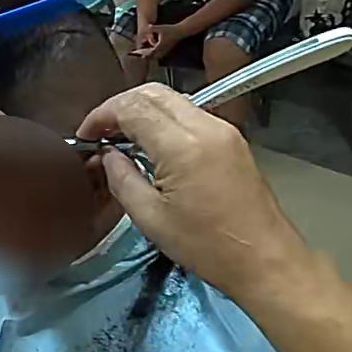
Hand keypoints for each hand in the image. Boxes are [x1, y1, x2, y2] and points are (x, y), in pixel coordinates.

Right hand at [77, 84, 313, 299]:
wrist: (265, 259)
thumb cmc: (206, 246)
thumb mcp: (151, 219)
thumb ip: (122, 179)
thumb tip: (106, 155)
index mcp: (182, 145)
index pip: (132, 107)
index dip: (102, 115)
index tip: (85, 136)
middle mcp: (205, 126)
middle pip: (152, 93)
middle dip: (120, 106)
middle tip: (100, 132)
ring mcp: (223, 129)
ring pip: (173, 99)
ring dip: (142, 110)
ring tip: (121, 138)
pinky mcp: (233, 139)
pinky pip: (190, 114)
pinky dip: (164, 119)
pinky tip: (151, 145)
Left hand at [132, 22, 186, 59]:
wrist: (180, 31)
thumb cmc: (170, 29)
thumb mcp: (160, 28)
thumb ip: (153, 28)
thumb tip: (147, 26)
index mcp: (160, 45)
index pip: (150, 52)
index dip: (143, 53)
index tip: (138, 53)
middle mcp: (162, 49)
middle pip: (152, 57)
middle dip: (146, 56)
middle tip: (139, 55)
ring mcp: (166, 50)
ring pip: (157, 57)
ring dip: (151, 57)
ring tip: (145, 55)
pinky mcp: (168, 49)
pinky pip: (160, 55)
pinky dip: (156, 55)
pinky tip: (153, 53)